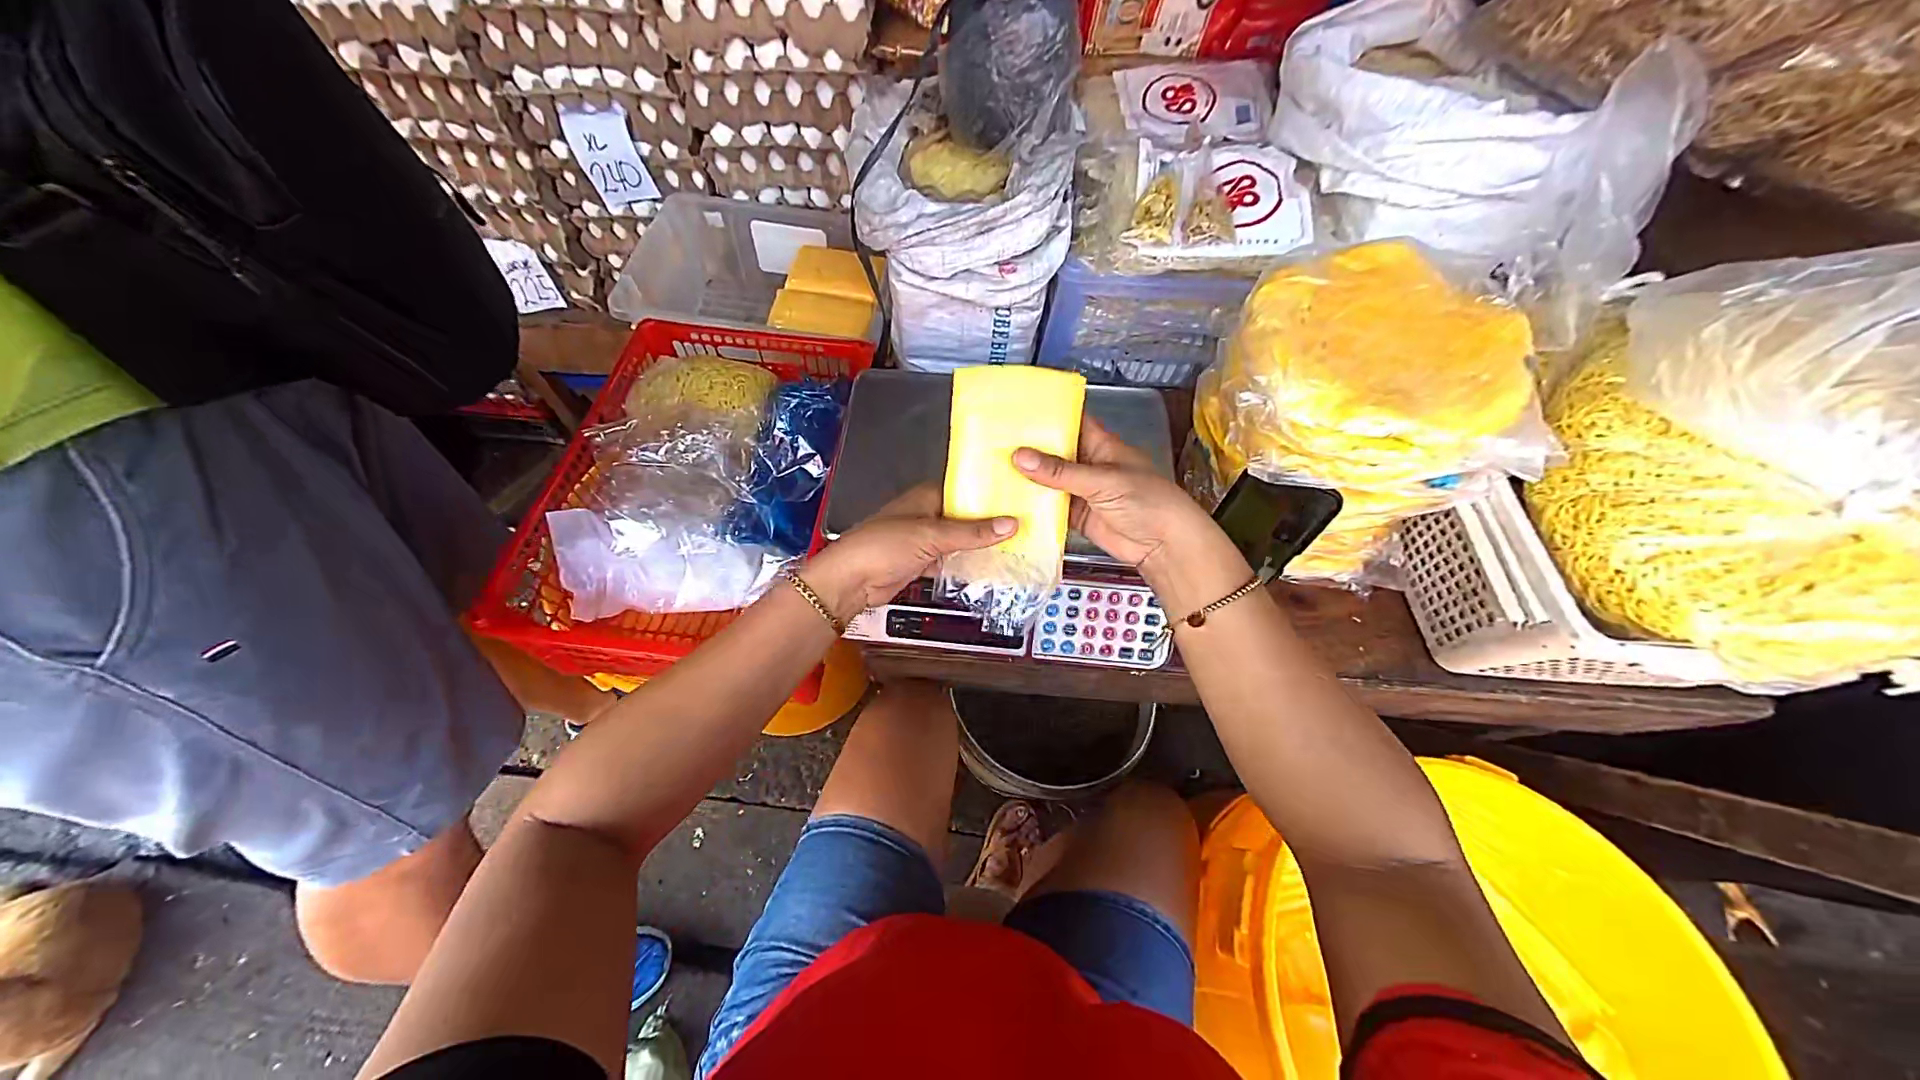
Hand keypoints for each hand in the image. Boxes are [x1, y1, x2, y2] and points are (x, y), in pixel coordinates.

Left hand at [801, 484, 1014, 620]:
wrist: (850, 581)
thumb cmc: (882, 546)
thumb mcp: (931, 536)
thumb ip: (971, 532)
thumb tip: (1011, 523)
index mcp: (926, 496)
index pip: (966, 490)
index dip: (991, 495)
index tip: (1021, 499)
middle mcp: (926, 514)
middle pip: (965, 517)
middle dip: (990, 523)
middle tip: (1026, 525)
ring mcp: (923, 539)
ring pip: (959, 540)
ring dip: (979, 545)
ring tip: (1017, 546)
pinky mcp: (921, 562)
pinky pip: (950, 559)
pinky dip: (966, 563)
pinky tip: (990, 567)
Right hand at [1013, 416, 1247, 614]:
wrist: (1164, 545)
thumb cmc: (1147, 501)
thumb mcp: (1103, 480)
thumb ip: (1061, 472)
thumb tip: (1020, 457)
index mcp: (1101, 444)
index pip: (1072, 421)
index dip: (1047, 414)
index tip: (1016, 409)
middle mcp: (1089, 464)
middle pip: (1054, 451)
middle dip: (1029, 448)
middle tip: (992, 441)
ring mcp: (1081, 490)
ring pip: (1049, 480)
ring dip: (1027, 478)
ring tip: (991, 469)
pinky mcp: (1076, 515)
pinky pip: (1050, 506)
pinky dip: (1033, 505)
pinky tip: (1009, 501)